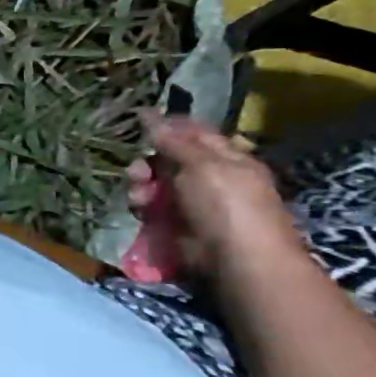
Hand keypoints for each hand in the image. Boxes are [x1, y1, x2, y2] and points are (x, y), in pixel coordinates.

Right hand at [121, 112, 304, 283]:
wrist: (238, 262)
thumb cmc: (227, 203)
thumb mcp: (201, 163)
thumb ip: (172, 140)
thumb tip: (148, 114)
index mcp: (228, 159)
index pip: (196, 135)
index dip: (170, 127)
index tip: (142, 123)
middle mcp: (212, 180)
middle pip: (171, 161)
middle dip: (149, 162)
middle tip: (137, 170)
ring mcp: (196, 206)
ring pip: (158, 186)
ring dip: (142, 185)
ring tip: (137, 195)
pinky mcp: (180, 230)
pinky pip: (155, 211)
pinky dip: (143, 208)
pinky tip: (139, 209)